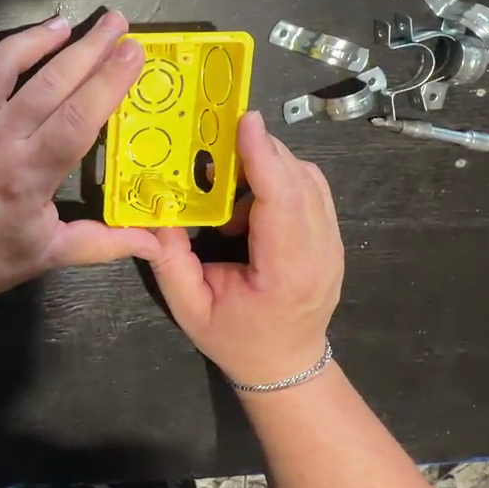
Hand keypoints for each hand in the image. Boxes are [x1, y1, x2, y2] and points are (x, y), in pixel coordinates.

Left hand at [0, 11, 160, 310]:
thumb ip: (105, 243)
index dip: (109, 80)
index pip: (79, 116)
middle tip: (114, 20)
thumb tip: (157, 242)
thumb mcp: (50, 255)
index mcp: (31, 174)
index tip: (133, 50)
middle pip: (49, 82)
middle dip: (88, 47)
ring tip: (61, 25)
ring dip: (31, 41)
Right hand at [149, 111, 343, 385]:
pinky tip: (250, 199)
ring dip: (271, 165)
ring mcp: (334, 245)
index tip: (245, 122)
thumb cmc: (233, 338)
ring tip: (230, 178)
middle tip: (220, 138)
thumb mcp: (188, 307)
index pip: (282, 201)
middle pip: (300, 181)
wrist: (285, 365)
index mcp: (287, 271)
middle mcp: (321, 252)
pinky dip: (281, 179)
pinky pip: (313, 191)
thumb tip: (154, 210)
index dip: (264, 157)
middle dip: (262, 150)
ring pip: (311, 180)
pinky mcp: (332, 238)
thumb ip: (169, 259)